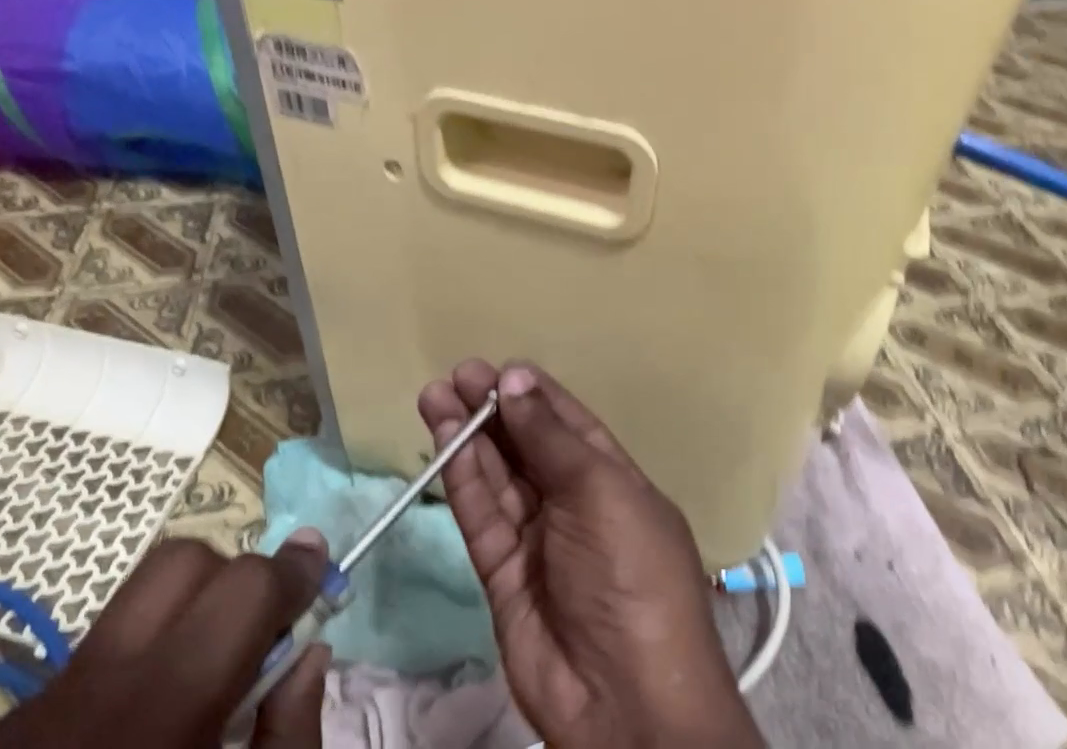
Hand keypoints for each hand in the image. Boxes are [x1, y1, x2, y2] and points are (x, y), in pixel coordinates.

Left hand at [0, 535, 331, 747]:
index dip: (289, 570)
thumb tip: (308, 650)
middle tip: (258, 629)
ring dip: (185, 614)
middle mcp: (87, 694)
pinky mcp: (2, 728)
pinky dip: (138, 664)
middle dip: (232, 577)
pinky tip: (139, 735)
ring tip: (201, 686)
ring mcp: (33, 709)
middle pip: (176, 566)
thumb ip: (293, 733)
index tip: (319, 560)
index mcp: (158, 721)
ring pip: (129, 605)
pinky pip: (93, 656)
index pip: (238, 592)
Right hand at [419, 361, 763, 748]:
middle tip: (456, 376)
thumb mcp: (602, 492)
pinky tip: (441, 440)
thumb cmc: (630, 577)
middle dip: (494, 411)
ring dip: (468, 437)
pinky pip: (480, 516)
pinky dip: (461, 478)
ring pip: (498, 478)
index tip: (497, 368)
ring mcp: (537, 541)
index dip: (535, 396)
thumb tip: (515, 380)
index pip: (571, 426)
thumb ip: (551, 438)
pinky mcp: (501, 574)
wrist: (624, 699)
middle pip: (528, 448)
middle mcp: (577, 506)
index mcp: (617, 483)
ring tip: (435, 395)